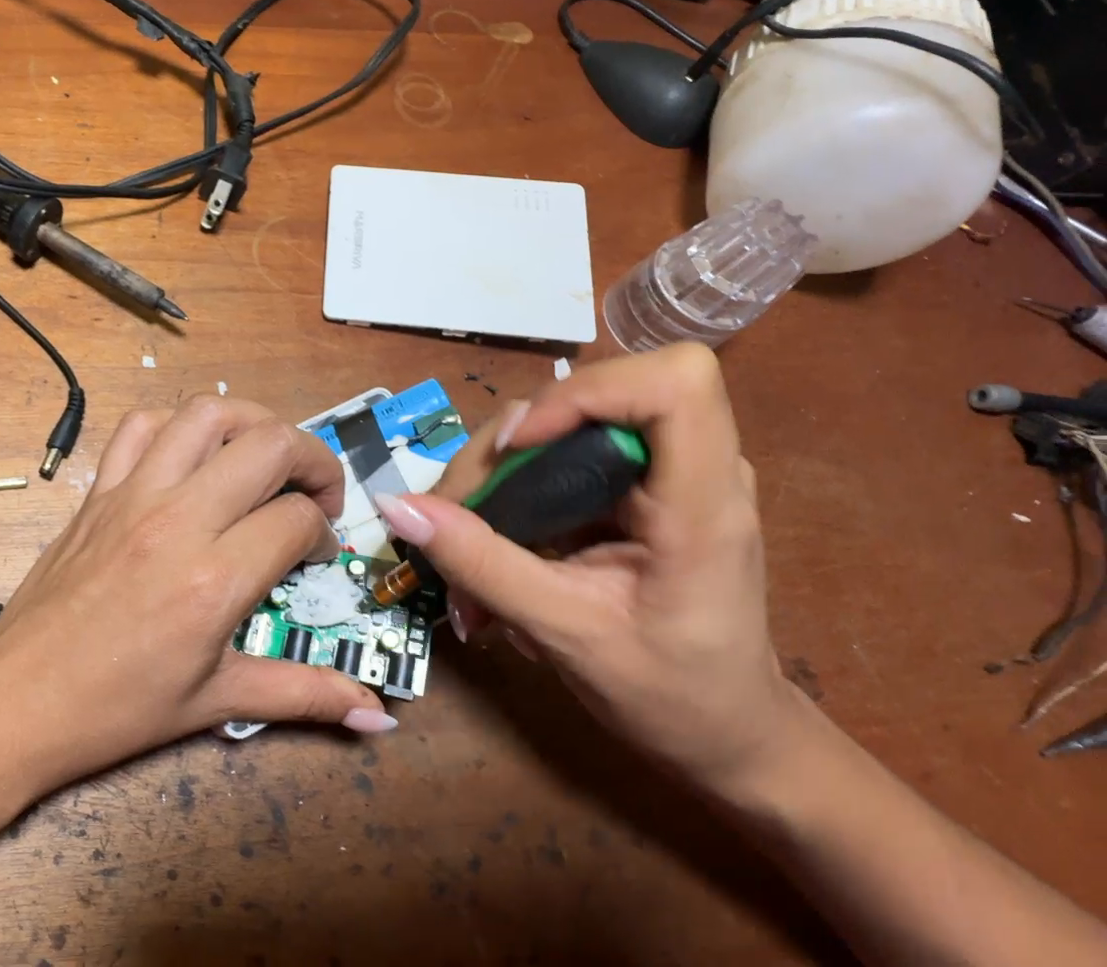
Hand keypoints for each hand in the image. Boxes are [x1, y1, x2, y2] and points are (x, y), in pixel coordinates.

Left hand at [0, 397, 393, 796]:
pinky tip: (191, 461)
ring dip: (251, 424)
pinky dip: (177, 428)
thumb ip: (304, 694)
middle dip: (313, 460)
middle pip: (269, 444)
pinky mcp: (97, 493)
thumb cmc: (117, 711)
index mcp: (214, 579)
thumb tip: (379, 715)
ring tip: (263, 461)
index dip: (322, 533)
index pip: (298, 518)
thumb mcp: (216, 703)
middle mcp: (177, 520)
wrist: (17, 703)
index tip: (315, 557)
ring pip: (206, 415)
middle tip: (315, 496)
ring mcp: (131, 497)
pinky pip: (140, 428)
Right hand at [372, 344, 807, 795]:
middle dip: (500, 455)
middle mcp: (687, 470)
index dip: (587, 394)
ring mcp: (657, 478)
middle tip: (450, 522)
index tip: (521, 449)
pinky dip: (507, 506)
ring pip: (554, 434)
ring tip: (461, 556)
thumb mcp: (565, 632)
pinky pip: (551, 469)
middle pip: (582, 404)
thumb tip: (396, 507)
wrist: (724, 735)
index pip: (672, 384)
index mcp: (702, 503)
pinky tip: (489, 558)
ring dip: (491, 486)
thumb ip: (481, 564)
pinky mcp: (628, 495)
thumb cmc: (669, 695)